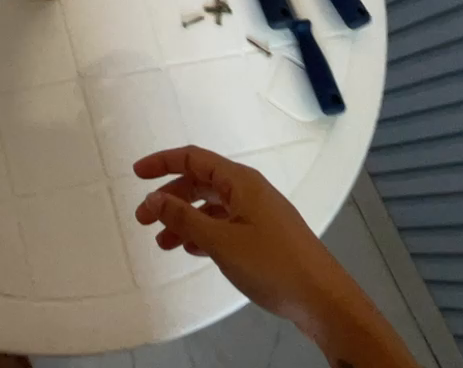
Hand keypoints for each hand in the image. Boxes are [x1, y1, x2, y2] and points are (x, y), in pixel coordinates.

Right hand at [133, 145, 330, 315]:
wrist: (326, 303)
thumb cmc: (272, 264)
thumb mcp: (221, 242)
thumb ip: (184, 218)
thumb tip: (153, 198)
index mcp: (239, 181)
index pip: (192, 159)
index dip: (162, 163)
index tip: (136, 175)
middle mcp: (248, 190)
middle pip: (199, 183)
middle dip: (169, 198)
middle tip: (143, 219)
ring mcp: (257, 213)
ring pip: (210, 207)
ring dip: (184, 220)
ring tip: (162, 243)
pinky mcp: (264, 236)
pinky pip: (224, 224)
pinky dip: (203, 233)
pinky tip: (190, 250)